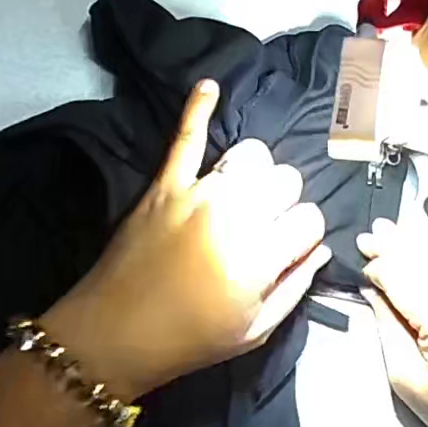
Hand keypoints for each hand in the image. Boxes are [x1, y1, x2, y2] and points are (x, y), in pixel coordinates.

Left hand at [44, 80, 329, 397]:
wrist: (107, 340)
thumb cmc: (189, 340)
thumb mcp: (255, 331)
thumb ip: (297, 287)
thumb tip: (320, 248)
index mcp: (259, 257)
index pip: (310, 219)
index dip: (306, 235)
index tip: (290, 249)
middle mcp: (234, 217)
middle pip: (287, 182)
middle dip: (285, 205)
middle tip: (265, 229)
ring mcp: (198, 195)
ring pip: (253, 158)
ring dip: (257, 176)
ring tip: (244, 197)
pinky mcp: (165, 186)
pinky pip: (186, 139)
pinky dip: (197, 110)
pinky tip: (210, 86)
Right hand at [359, 217, 427, 426]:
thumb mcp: (407, 379)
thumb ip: (388, 328)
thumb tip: (373, 290)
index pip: (404, 278)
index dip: (379, 267)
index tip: (361, 265)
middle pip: (426, 257)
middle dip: (395, 244)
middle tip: (369, 236)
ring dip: (419, 236)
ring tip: (392, 227)